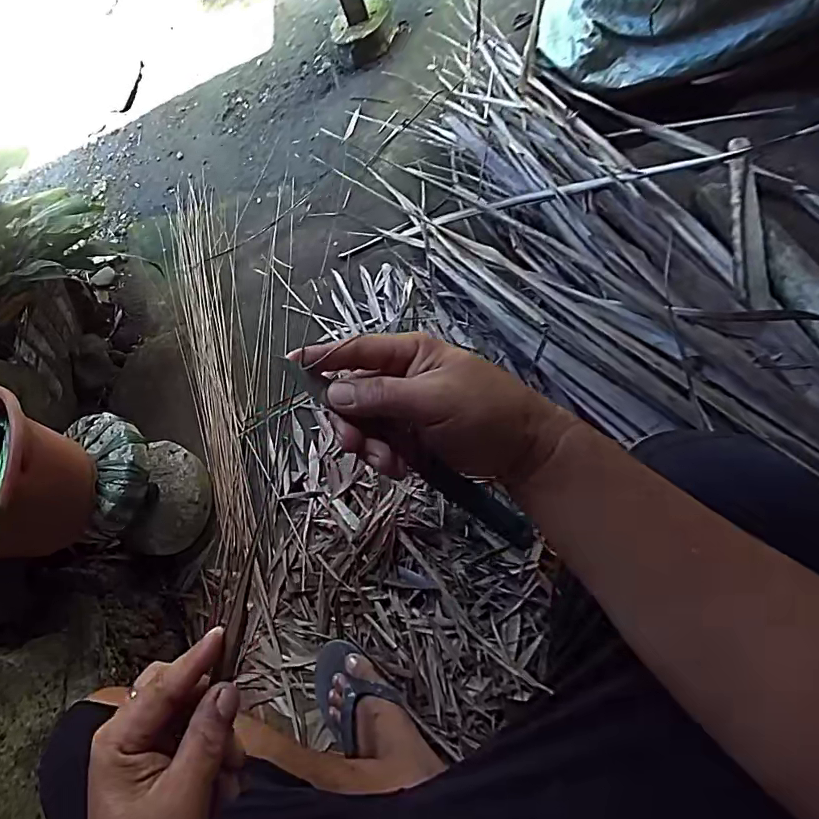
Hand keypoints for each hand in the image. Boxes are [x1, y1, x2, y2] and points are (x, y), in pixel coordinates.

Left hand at [86, 627, 242, 818]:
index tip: (218, 636)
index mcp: (117, 741)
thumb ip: (206, 739)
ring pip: (194, 722)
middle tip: (231, 747)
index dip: (194, 661)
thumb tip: (226, 690)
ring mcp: (145, 758)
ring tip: (224, 788)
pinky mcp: (163, 775)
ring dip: (218, 748)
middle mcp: (128, 741)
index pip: (162, 687)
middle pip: (178, 698)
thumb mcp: (183, 800)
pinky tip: (220, 796)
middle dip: (211, 718)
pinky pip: (198, 748)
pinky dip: (216, 765)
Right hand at [291, 333, 584, 487]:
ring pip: (362, 425)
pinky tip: (404, 468)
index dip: (323, 357)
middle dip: (349, 421)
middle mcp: (400, 379)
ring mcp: (403, 410)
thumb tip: (333, 392)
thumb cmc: (486, 411)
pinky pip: (379, 445)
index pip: (356, 351)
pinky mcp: (408, 438)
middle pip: (351, 395)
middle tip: (354, 444)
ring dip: (369, 447)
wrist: (525, 453)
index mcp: (408, 354)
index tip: (292, 364)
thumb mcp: (432, 400)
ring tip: (391, 463)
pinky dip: (384, 459)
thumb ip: (380, 396)